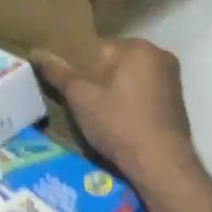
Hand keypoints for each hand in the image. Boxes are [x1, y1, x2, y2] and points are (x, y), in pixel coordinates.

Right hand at [31, 38, 200, 189]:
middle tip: (76, 98)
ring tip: (93, 110)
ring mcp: (171, 78)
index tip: (65, 83)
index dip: (74, 65)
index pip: (93, 46)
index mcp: (137, 47)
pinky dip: (125, 99)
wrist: (162, 165)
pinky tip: (114, 118)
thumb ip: (57, 71)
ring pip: (125, 77)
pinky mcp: (175, 100)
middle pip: (111, 61)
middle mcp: (158, 56)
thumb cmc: (118, 122)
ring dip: (108, 89)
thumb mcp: (79, 96)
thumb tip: (35, 52)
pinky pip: (140, 90)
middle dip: (93, 76)